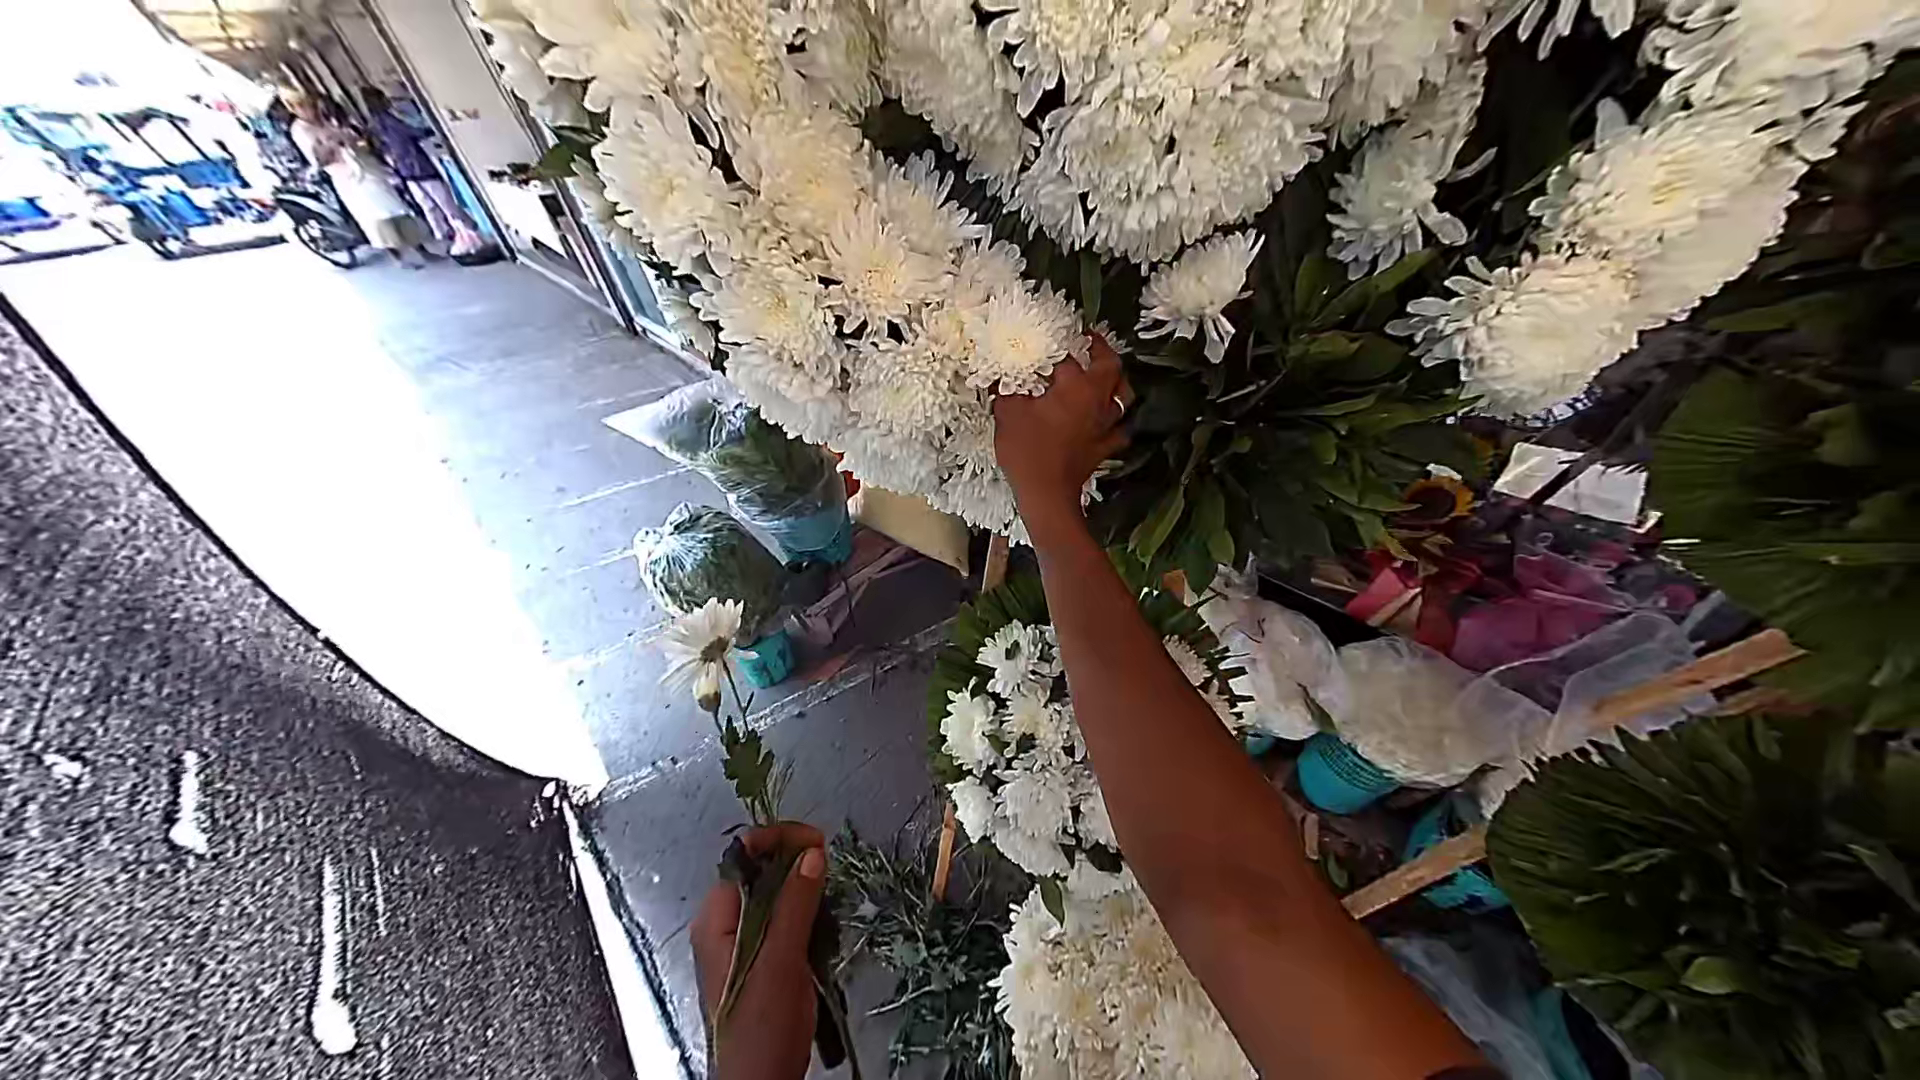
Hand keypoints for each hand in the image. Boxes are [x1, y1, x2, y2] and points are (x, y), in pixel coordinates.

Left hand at [691, 823, 827, 1079]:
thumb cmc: (760, 1028)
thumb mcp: (778, 962)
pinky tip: (826, 921)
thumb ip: (794, 905)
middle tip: (829, 865)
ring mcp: (749, 940)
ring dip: (808, 887)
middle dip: (797, 861)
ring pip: (780, 892)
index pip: (743, 855)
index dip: (778, 839)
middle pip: (763, 870)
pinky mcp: (769, 956)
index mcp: (717, 918)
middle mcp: (728, 922)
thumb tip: (812, 852)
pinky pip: (790, 916)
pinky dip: (811, 910)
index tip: (817, 841)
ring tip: (829, 896)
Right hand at [992, 335, 1130, 529]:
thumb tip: (1000, 378)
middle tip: (1090, 340)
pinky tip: (1108, 421)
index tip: (1047, 339)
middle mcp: (1097, 401)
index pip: (1068, 357)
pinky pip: (1119, 430)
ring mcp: (1105, 426)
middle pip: (1111, 367)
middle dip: (1101, 350)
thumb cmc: (1027, 450)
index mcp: (1076, 387)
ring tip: (1106, 376)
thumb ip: (1006, 390)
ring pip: (1123, 396)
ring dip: (1117, 382)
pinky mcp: (1105, 448)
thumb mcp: (1008, 413)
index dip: (1057, 346)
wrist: (1046, 494)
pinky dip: (1116, 422)